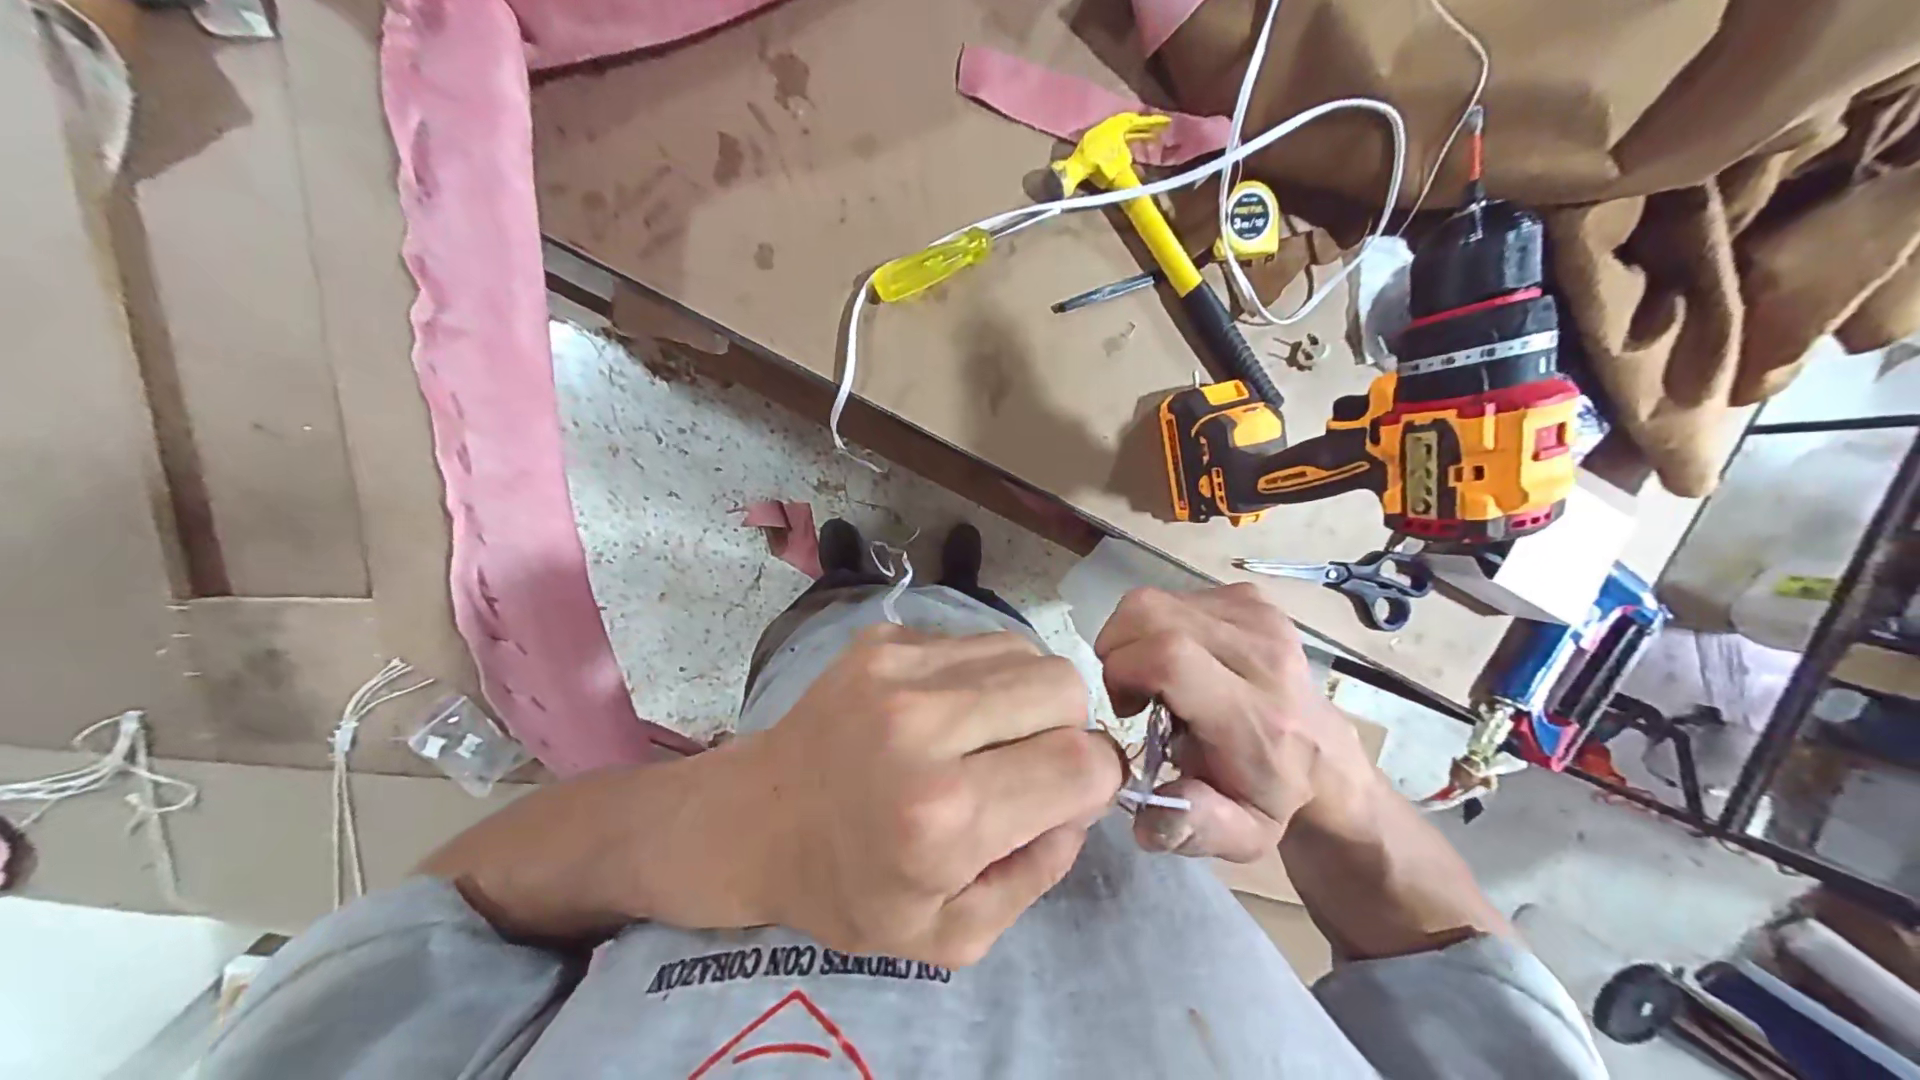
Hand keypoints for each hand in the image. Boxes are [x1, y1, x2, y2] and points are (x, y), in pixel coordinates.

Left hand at [739, 624, 1122, 966]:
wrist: (755, 818)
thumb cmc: (848, 889)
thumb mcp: (951, 933)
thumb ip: (1038, 873)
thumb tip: (1081, 800)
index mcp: (944, 814)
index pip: (1081, 764)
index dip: (1096, 780)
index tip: (1068, 795)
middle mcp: (923, 724)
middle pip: (1063, 687)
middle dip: (1067, 729)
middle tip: (1027, 761)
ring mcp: (898, 667)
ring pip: (1025, 653)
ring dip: (1027, 696)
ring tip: (987, 734)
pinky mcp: (883, 638)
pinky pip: (978, 641)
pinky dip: (983, 676)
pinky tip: (945, 710)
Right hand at [1095, 585, 1378, 860]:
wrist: (1326, 758)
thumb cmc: (1270, 796)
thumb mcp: (1238, 836)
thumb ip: (1192, 828)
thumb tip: (1143, 817)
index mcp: (1255, 715)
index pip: (1169, 658)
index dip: (1124, 671)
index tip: (1126, 708)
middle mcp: (1262, 654)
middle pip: (1151, 613)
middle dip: (1118, 648)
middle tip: (1130, 690)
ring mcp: (1260, 618)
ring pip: (1156, 600)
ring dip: (1136, 636)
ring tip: (1153, 676)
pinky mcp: (1253, 600)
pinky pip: (1177, 596)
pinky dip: (1160, 624)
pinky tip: (1179, 658)